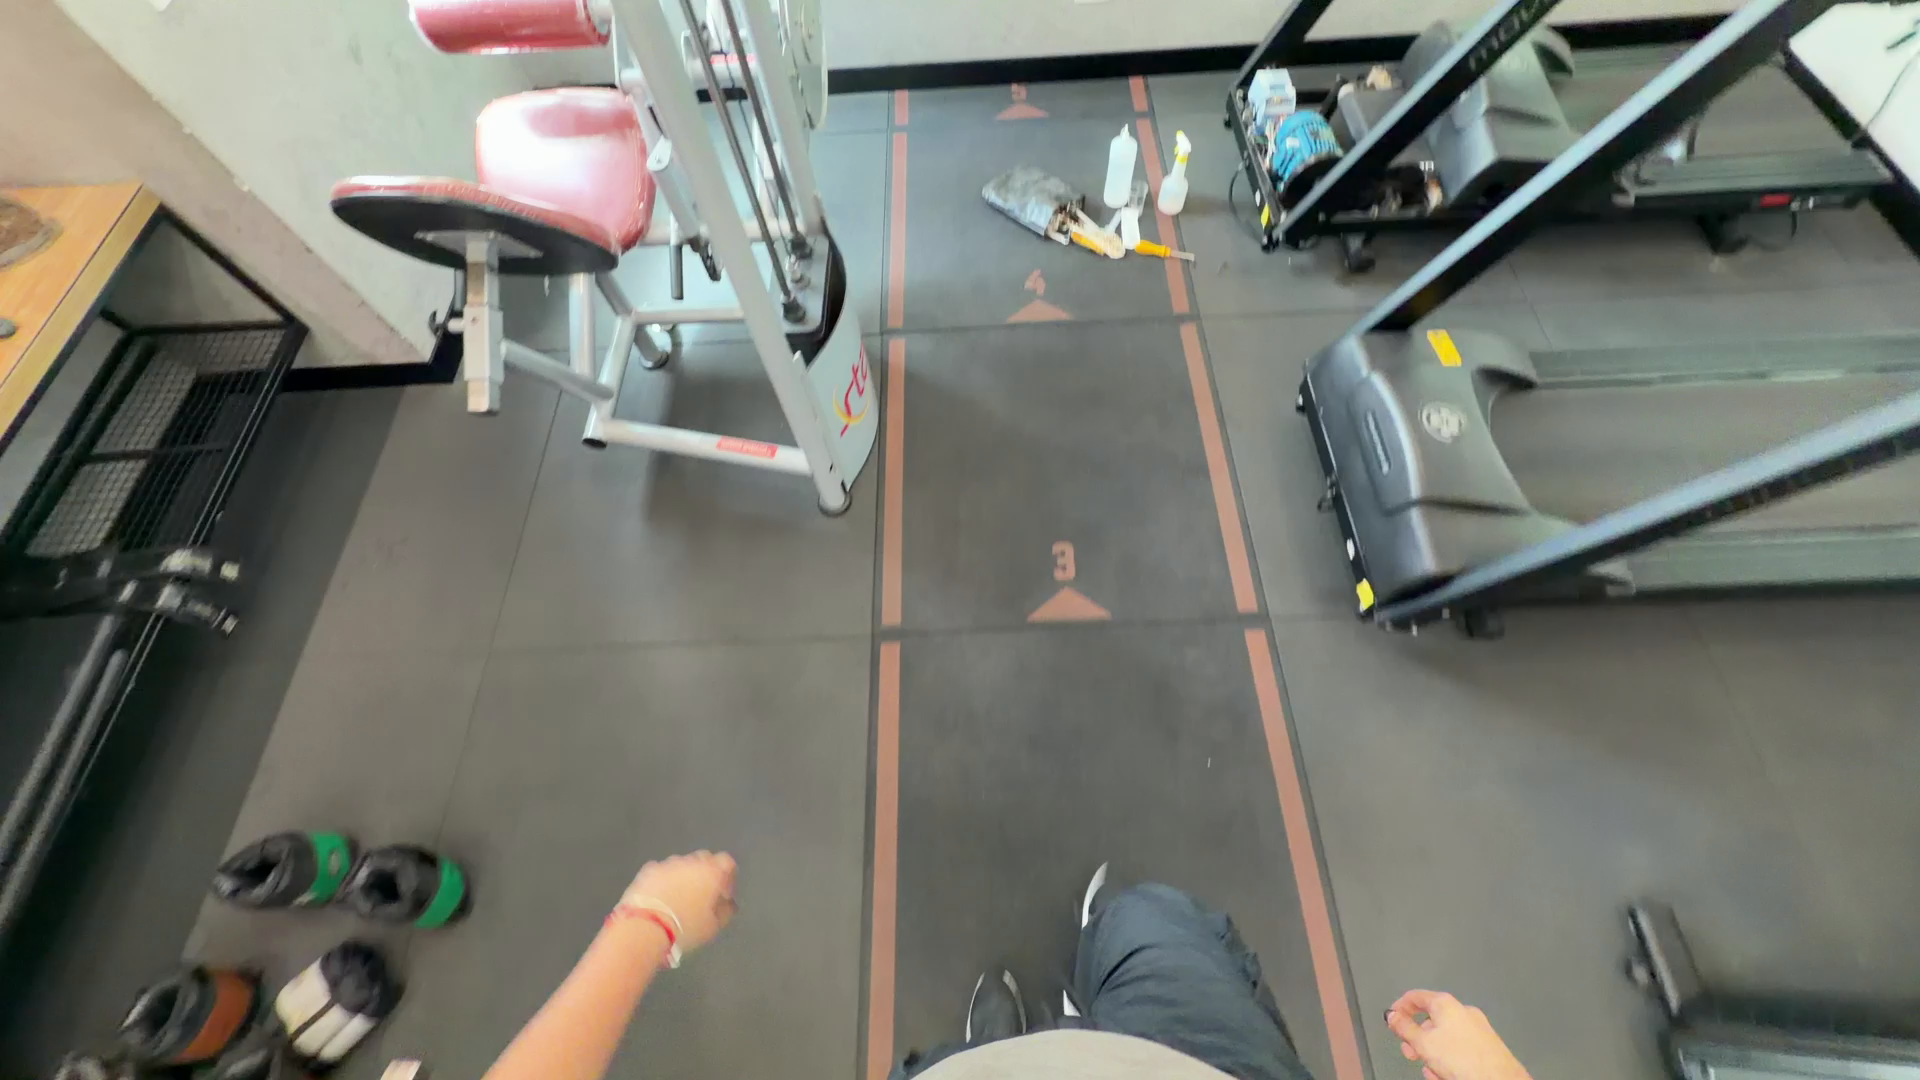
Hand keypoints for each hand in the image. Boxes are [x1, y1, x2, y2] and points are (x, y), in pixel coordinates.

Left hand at [623, 851, 737, 952]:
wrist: (645, 929)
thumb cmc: (684, 928)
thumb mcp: (712, 927)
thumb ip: (725, 911)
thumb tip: (729, 904)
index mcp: (712, 872)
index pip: (727, 863)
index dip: (728, 876)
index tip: (724, 893)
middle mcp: (693, 862)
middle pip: (705, 859)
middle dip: (706, 873)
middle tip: (702, 894)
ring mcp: (669, 864)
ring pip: (682, 864)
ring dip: (684, 875)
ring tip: (678, 897)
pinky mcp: (649, 870)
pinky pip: (661, 871)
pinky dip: (664, 879)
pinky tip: (660, 896)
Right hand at [1385, 990, 1529, 1079]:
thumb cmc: (1459, 1058)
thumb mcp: (1423, 1043)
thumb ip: (1403, 1027)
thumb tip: (1391, 1015)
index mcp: (1445, 1003)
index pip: (1415, 997)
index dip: (1399, 1008)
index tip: (1391, 1023)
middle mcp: (1463, 1011)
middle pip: (1431, 1021)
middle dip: (1417, 1039)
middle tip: (1410, 1053)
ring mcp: (1479, 1029)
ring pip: (1446, 1038)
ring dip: (1433, 1053)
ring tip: (1431, 1071)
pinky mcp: (1490, 1048)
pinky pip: (1461, 1048)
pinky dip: (1450, 1058)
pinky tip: (1446, 1074)